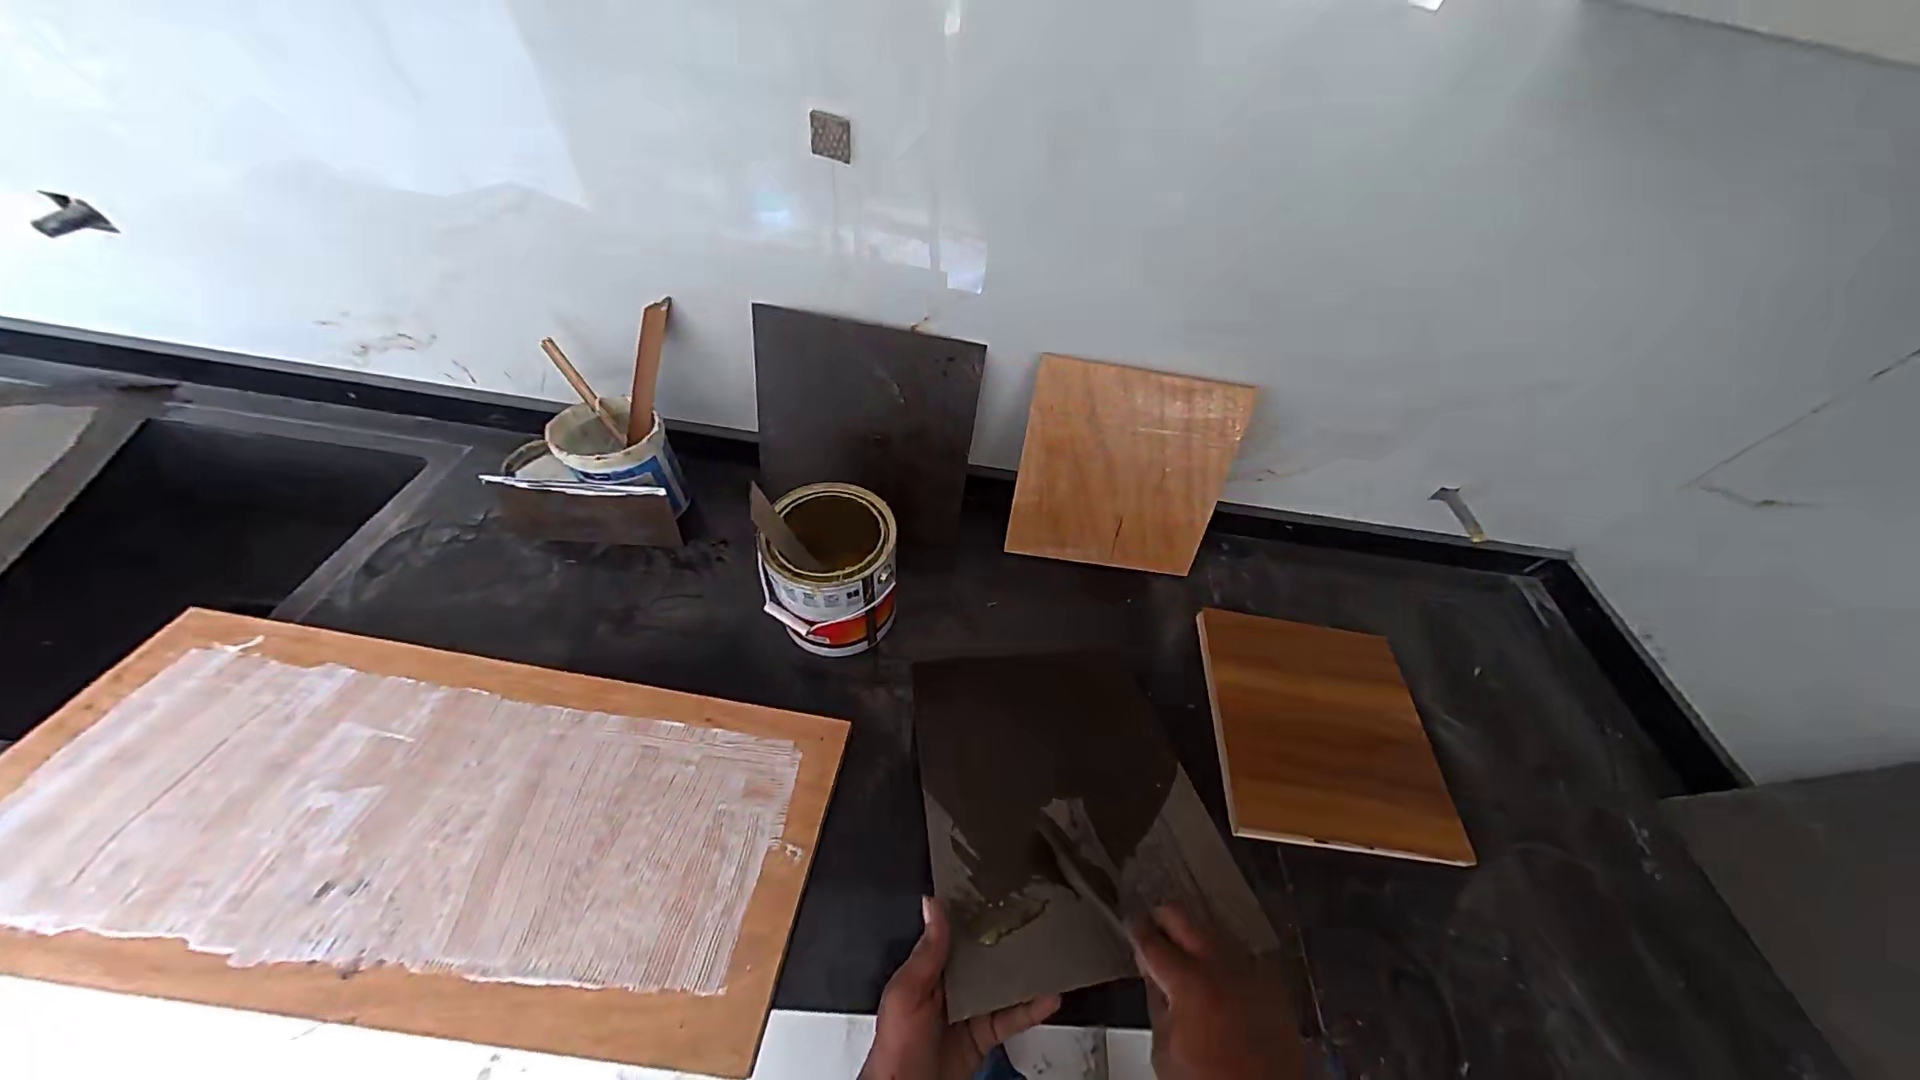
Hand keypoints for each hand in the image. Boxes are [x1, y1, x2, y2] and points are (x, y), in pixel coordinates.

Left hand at [859, 897, 1061, 1079]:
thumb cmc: (897, 1049)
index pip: (954, 934)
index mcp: (928, 969)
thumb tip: (933, 904)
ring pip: (1001, 985)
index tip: (998, 896)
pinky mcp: (983, 1037)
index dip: (974, 916)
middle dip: (1005, 941)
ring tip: (1048, 956)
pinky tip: (1048, 998)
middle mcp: (949, 986)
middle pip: (982, 957)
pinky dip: (1031, 1009)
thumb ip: (926, 953)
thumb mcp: (907, 993)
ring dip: (1024, 973)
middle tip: (1033, 922)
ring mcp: (968, 1012)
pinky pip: (1010, 1018)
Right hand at [1130, 904, 1304, 1079]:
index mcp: (1188, 983)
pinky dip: (1227, 953)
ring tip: (1186, 948)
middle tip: (1154, 929)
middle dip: (1162, 918)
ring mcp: (1250, 973)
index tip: (1134, 926)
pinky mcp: (1273, 985)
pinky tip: (1220, 967)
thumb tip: (1152, 975)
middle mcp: (1220, 967)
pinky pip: (1244, 951)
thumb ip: (1156, 1002)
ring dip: (1195, 931)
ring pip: (1213, 926)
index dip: (1137, 928)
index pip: (1151, 939)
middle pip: (1181, 915)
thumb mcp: (1165, 1052)